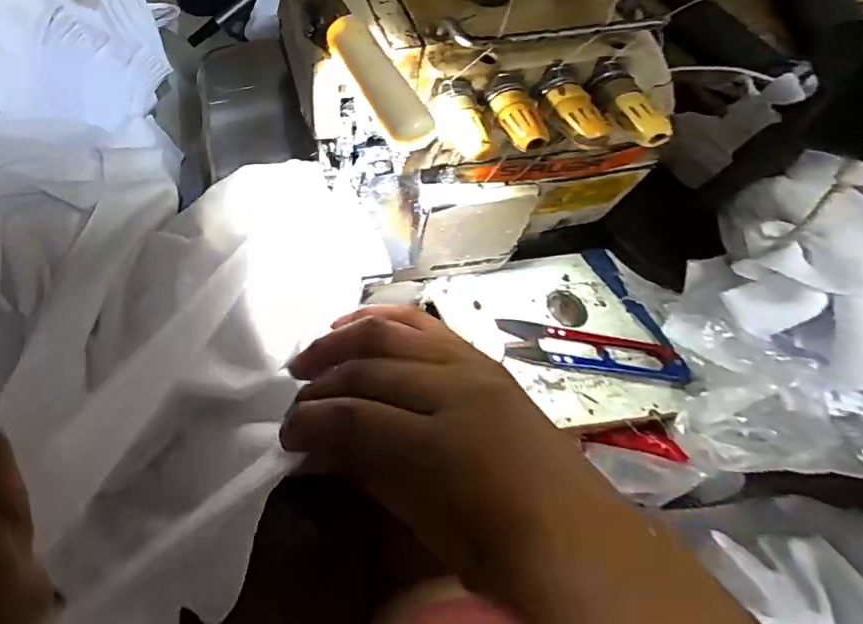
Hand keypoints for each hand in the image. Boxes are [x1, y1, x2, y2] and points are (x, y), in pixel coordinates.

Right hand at [281, 305, 745, 623]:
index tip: (285, 435)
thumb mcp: (424, 522)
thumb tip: (317, 447)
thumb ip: (367, 473)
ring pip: (390, 332)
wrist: (577, 538)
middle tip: (294, 400)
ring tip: (311, 356)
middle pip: (367, 369)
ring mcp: (471, 366)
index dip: (311, 424)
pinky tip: (355, 322)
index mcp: (440, 448)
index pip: (354, 418)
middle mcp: (454, 391)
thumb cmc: (499, 545)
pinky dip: (382, 317)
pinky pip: (423, 322)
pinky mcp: (481, 358)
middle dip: (321, 383)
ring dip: (342, 340)